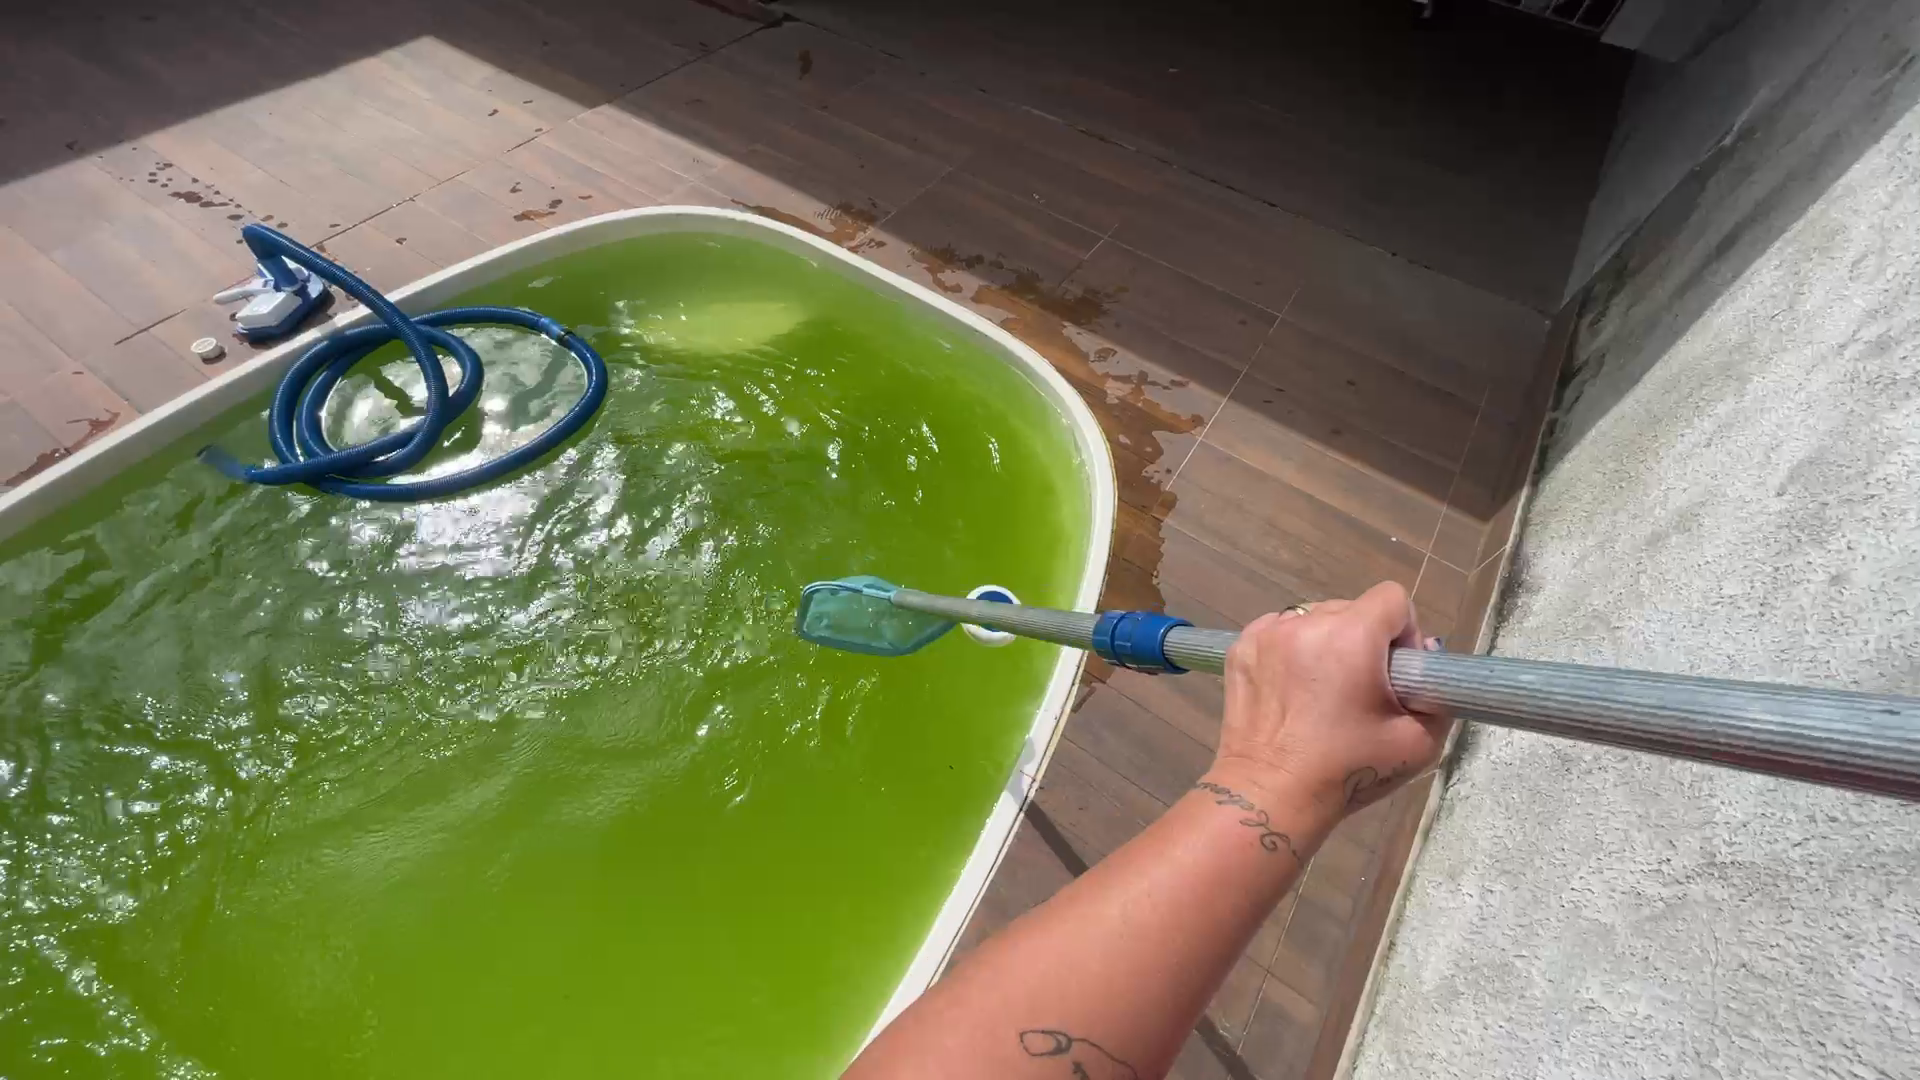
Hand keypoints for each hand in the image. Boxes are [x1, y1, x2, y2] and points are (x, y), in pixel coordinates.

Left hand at [1212, 582, 1450, 822]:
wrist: (1271, 789)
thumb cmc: (1349, 768)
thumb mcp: (1419, 740)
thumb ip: (1436, 693)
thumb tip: (1421, 663)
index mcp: (1349, 636)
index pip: (1391, 598)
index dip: (1403, 631)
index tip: (1397, 669)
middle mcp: (1303, 623)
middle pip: (1349, 607)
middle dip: (1364, 638)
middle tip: (1361, 684)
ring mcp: (1264, 633)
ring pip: (1311, 617)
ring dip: (1325, 640)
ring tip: (1323, 686)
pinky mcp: (1239, 647)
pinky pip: (1278, 630)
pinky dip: (1290, 647)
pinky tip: (1293, 685)